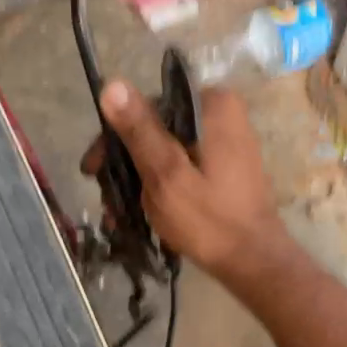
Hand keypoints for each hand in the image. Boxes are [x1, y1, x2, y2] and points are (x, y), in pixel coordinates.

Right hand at [95, 80, 287, 283]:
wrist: (253, 262)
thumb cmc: (208, 219)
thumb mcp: (165, 173)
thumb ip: (138, 129)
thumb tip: (111, 84)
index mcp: (212, 105)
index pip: (147, 108)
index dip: (114, 139)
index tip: (93, 172)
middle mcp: (222, 113)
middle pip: (156, 128)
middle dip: (126, 163)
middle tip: (107, 200)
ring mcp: (226, 139)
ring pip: (166, 148)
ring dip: (139, 177)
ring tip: (119, 212)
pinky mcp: (225, 163)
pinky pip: (182, 162)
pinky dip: (161, 182)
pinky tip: (142, 210)